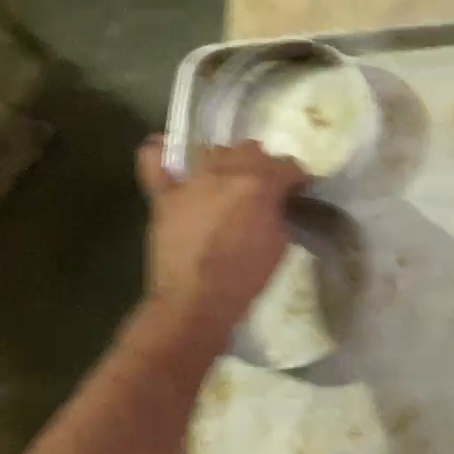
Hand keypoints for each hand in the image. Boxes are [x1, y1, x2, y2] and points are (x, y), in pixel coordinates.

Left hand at [135, 137, 308, 339]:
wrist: (196, 302)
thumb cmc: (245, 276)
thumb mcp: (281, 241)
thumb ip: (281, 210)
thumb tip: (281, 199)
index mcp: (260, 183)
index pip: (289, 166)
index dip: (298, 180)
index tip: (300, 193)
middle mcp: (226, 172)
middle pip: (253, 151)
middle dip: (265, 166)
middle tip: (268, 188)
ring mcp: (191, 181)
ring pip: (215, 151)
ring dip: (228, 161)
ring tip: (232, 180)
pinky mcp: (164, 196)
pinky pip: (153, 161)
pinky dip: (160, 153)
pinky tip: (169, 153)